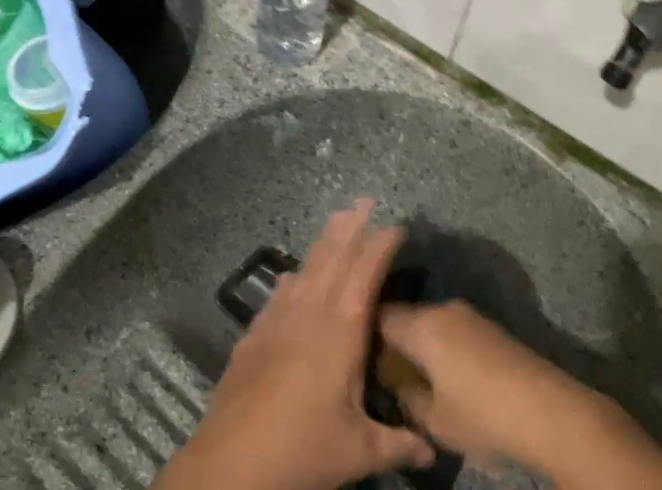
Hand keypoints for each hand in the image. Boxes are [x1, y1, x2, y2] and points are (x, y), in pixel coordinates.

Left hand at [154, 199, 432, 489]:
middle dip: (352, 227)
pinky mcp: (252, 340)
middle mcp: (309, 316)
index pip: (365, 276)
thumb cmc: (301, 450)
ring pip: (305, 271)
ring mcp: (276, 324)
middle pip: (333, 260)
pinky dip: (290, 280)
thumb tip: (432, 450)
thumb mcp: (358, 452)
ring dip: (322, 243)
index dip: (380, 247)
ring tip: (335, 220)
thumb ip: (398, 445)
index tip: (396, 225)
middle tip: (364, 199)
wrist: (229, 466)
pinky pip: (277, 297)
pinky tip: (291, 276)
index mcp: (341, 333)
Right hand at [377, 299, 589, 466]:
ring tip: (412, 372)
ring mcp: (471, 316)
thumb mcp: (435, 420)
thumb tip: (399, 388)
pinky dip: (442, 346)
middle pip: (406, 317)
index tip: (354, 354)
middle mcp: (444, 310)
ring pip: (431, 323)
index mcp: (422, 326)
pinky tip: (443, 372)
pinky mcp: (491, 328)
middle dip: (393, 339)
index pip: (378, 316)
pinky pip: (452, 330)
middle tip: (382, 368)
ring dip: (420, 343)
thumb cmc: (482, 414)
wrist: (549, 409)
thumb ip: (408, 400)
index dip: (363, 334)